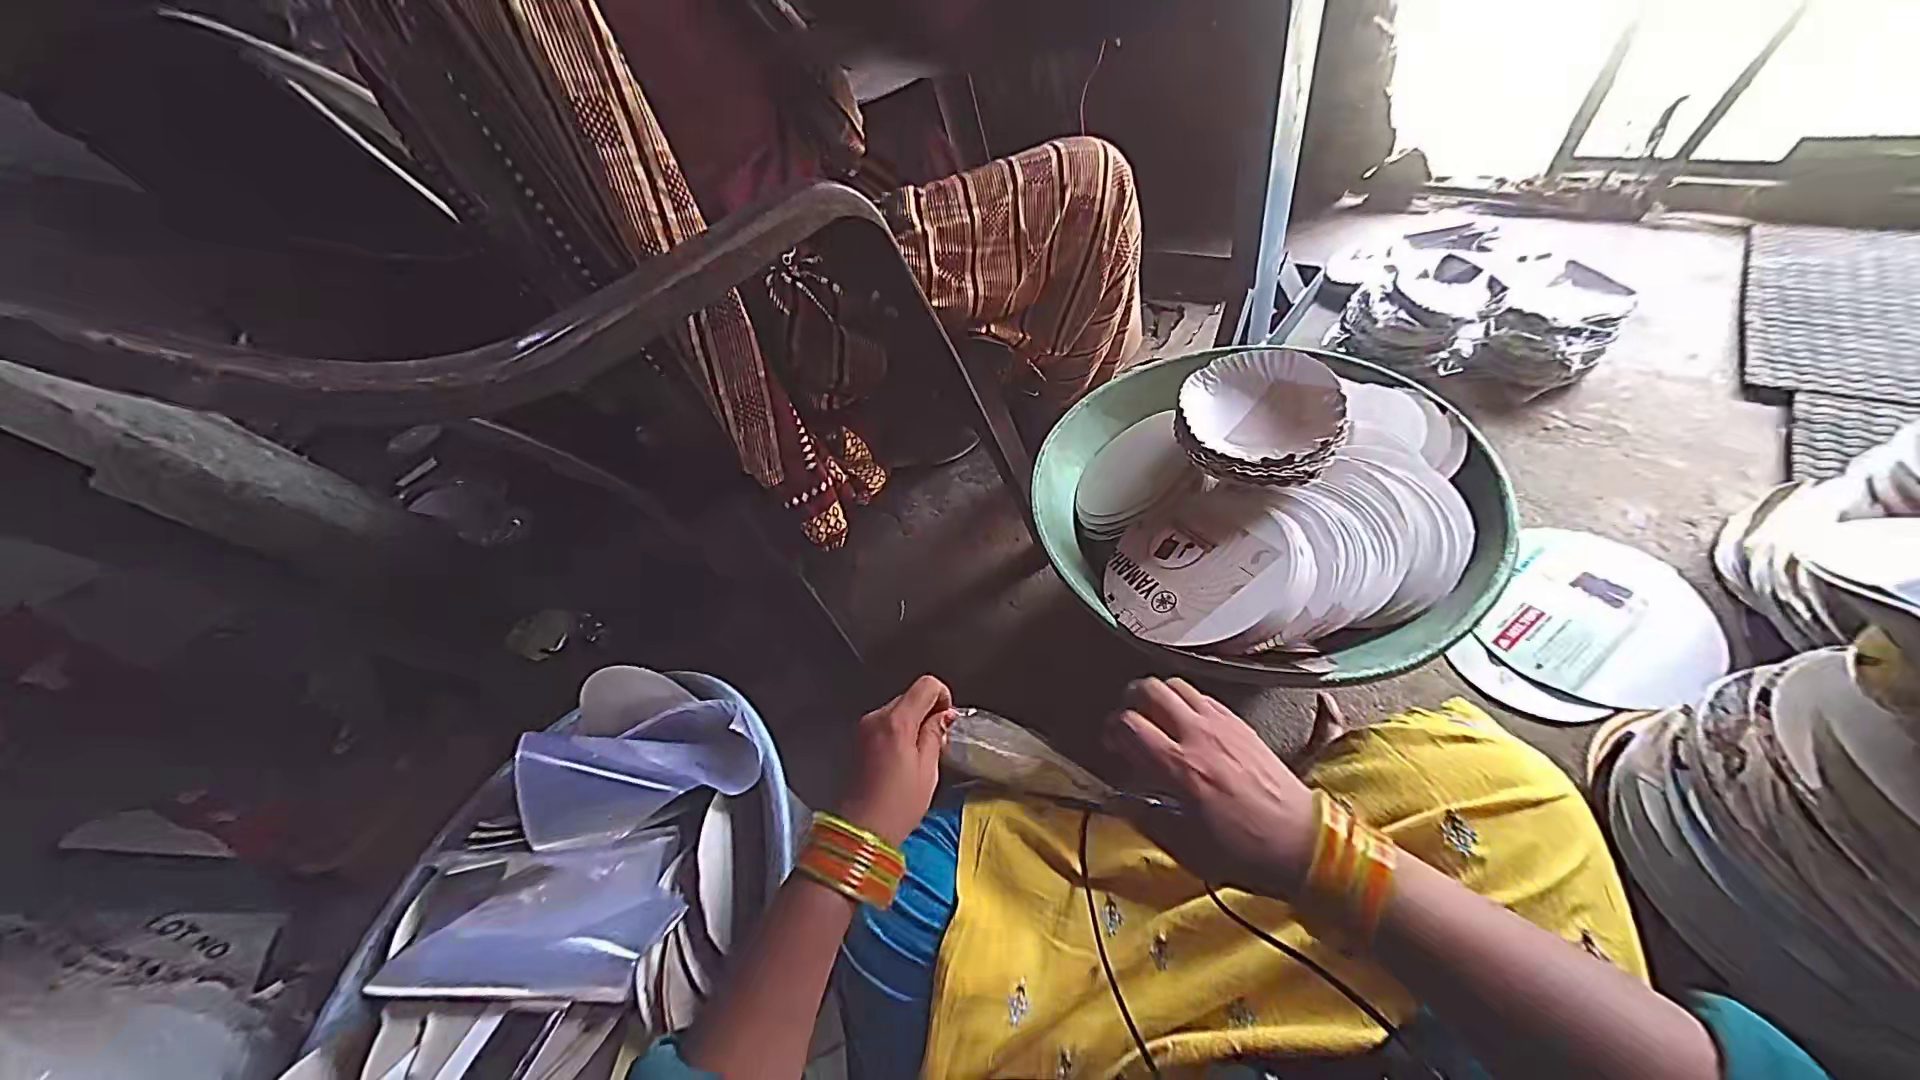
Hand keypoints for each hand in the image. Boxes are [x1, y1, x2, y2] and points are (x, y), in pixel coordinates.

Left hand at [836, 675, 954, 846]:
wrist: (861, 831)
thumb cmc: (897, 806)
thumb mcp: (927, 770)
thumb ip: (935, 735)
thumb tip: (945, 716)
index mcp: (897, 722)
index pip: (926, 685)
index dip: (942, 696)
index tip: (946, 718)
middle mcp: (876, 718)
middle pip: (909, 696)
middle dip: (926, 711)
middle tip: (935, 740)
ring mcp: (863, 728)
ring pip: (896, 710)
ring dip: (910, 722)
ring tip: (916, 755)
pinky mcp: (856, 740)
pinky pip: (883, 724)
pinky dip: (896, 732)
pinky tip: (900, 759)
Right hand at [1104, 677, 1316, 897]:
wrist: (1305, 842)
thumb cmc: (1247, 849)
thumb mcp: (1188, 845)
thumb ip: (1147, 818)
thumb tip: (1119, 802)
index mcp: (1180, 767)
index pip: (1129, 723)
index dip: (1111, 729)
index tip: (1111, 743)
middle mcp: (1198, 736)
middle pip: (1148, 690)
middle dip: (1129, 701)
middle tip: (1128, 720)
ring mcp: (1221, 725)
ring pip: (1175, 684)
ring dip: (1158, 696)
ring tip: (1155, 716)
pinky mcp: (1240, 723)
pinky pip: (1202, 695)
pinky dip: (1185, 701)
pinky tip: (1186, 722)